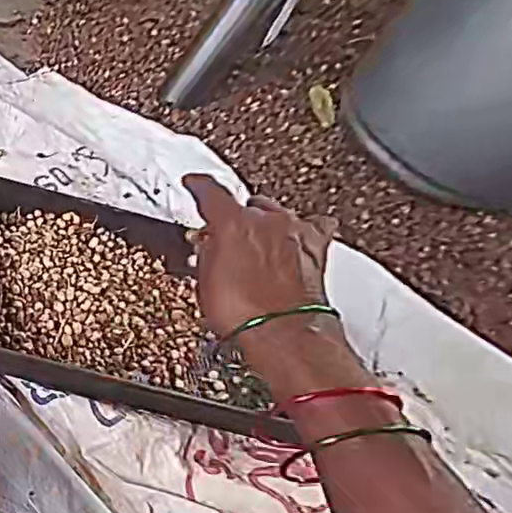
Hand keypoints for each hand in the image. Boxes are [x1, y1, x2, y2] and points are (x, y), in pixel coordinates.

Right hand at [182, 174, 337, 338]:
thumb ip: (206, 252)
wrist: (280, 330)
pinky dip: (296, 233)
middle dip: (232, 217)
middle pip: (247, 205)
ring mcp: (296, 232)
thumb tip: (207, 243)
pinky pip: (310, 228)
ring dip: (261, 226)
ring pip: (276, 215)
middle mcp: (270, 220)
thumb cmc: (242, 309)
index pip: (212, 192)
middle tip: (218, 235)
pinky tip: (290, 242)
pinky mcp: (316, 249)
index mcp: (235, 222)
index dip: (199, 185)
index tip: (194, 182)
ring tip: (249, 244)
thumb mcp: (204, 280)